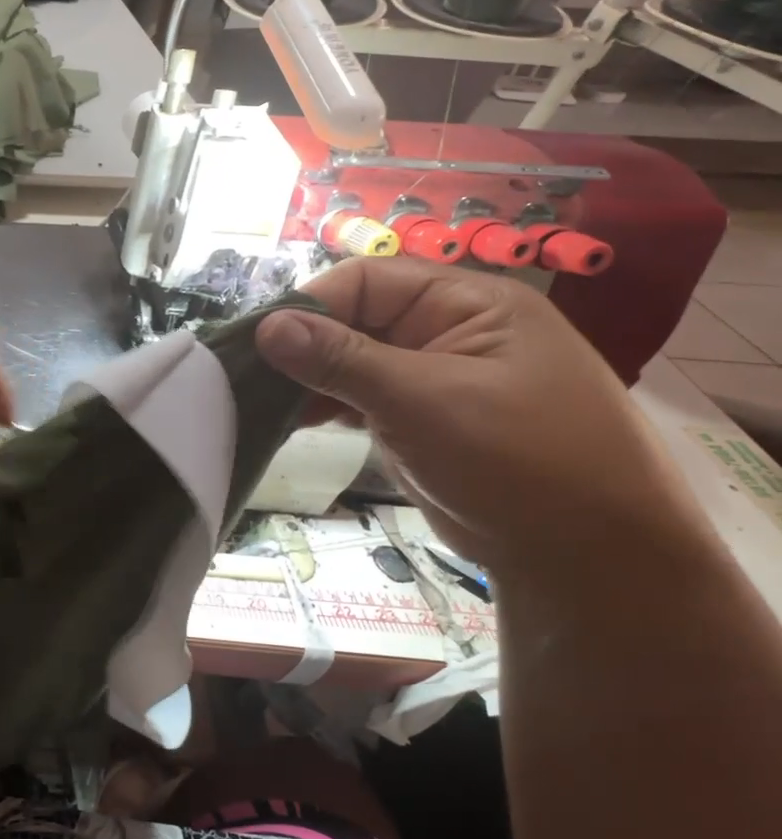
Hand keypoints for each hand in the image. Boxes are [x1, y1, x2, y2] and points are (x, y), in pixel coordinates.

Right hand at [255, 257, 705, 572]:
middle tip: (249, 380)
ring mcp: (435, 376)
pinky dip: (325, 405)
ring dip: (308, 380)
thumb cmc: (518, 462)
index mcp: (469, 303)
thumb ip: (340, 359)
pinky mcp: (422, 417)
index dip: (308, 305)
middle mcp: (451, 329)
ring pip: (351, 359)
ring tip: (263, 405)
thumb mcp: (422, 402)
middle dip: (302, 346)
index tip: (258, 344)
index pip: (366, 280)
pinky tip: (294, 422)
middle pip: (353, 317)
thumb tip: (265, 326)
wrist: (588, 559)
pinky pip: (360, 395)